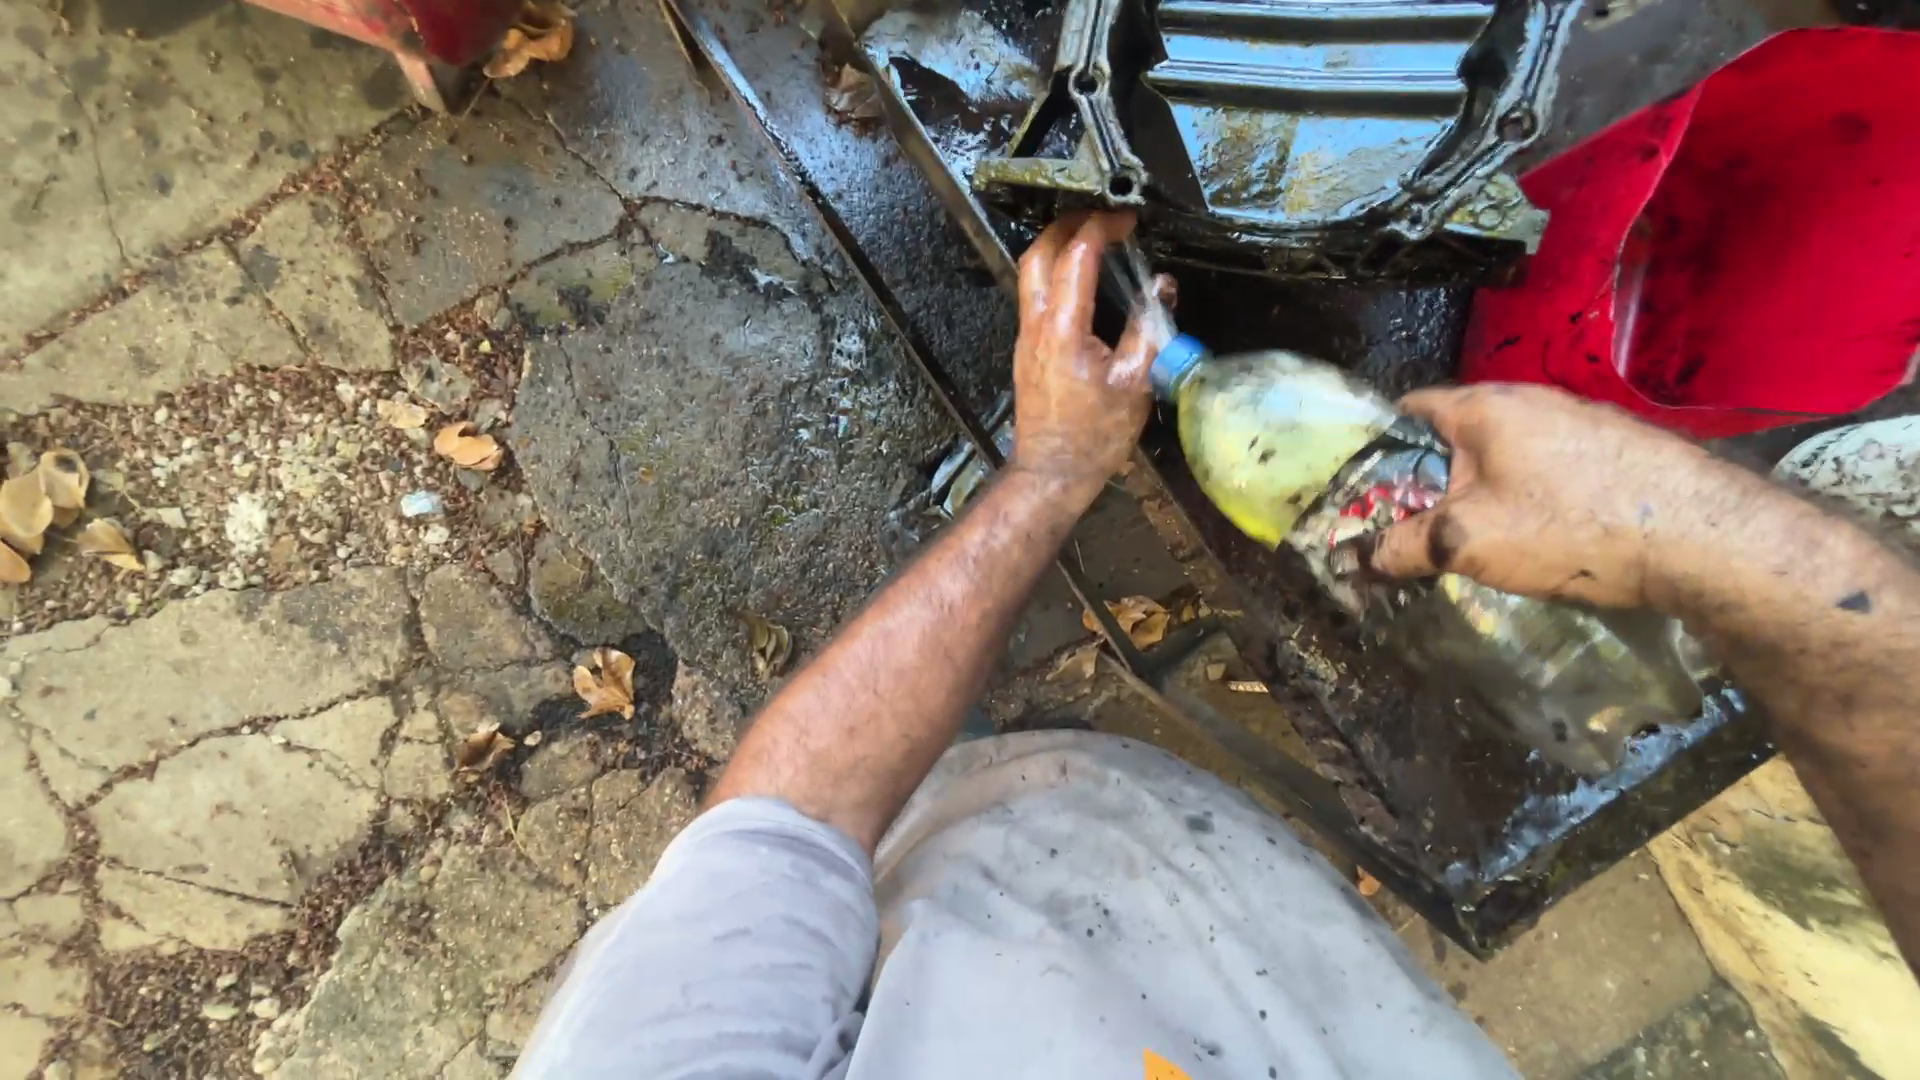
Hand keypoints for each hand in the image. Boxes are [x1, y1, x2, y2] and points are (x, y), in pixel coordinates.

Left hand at [1010, 212, 1173, 500]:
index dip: (1102, 227)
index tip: (1127, 221)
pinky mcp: (1027, 353)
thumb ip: (1150, 329)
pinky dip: (1055, 277)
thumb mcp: (1136, 383)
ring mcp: (1026, 339)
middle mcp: (1036, 327)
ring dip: (1057, 249)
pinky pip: (1034, 299)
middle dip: (1068, 225)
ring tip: (1093, 243)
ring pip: (1030, 275)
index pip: (1076, 255)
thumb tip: (1163, 289)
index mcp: (1063, 328)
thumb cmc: (1093, 437)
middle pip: (1037, 254)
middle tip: (1103, 219)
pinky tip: (1082, 286)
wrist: (1052, 471)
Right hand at [1367, 383, 1737, 608]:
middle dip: (1425, 476)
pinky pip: (1543, 463)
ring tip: (1470, 532)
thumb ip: (1401, 548)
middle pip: (1452, 433)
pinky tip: (1535, 530)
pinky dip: (1522, 490)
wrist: (1716, 542)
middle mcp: (1531, 401)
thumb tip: (1360, 559)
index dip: (1376, 446)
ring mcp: (1580, 421)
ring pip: (1499, 450)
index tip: (1364, 486)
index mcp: (1484, 408)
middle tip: (1411, 520)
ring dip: (1475, 486)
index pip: (1407, 408)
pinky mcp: (1616, 447)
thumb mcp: (1465, 543)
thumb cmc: (1570, 526)